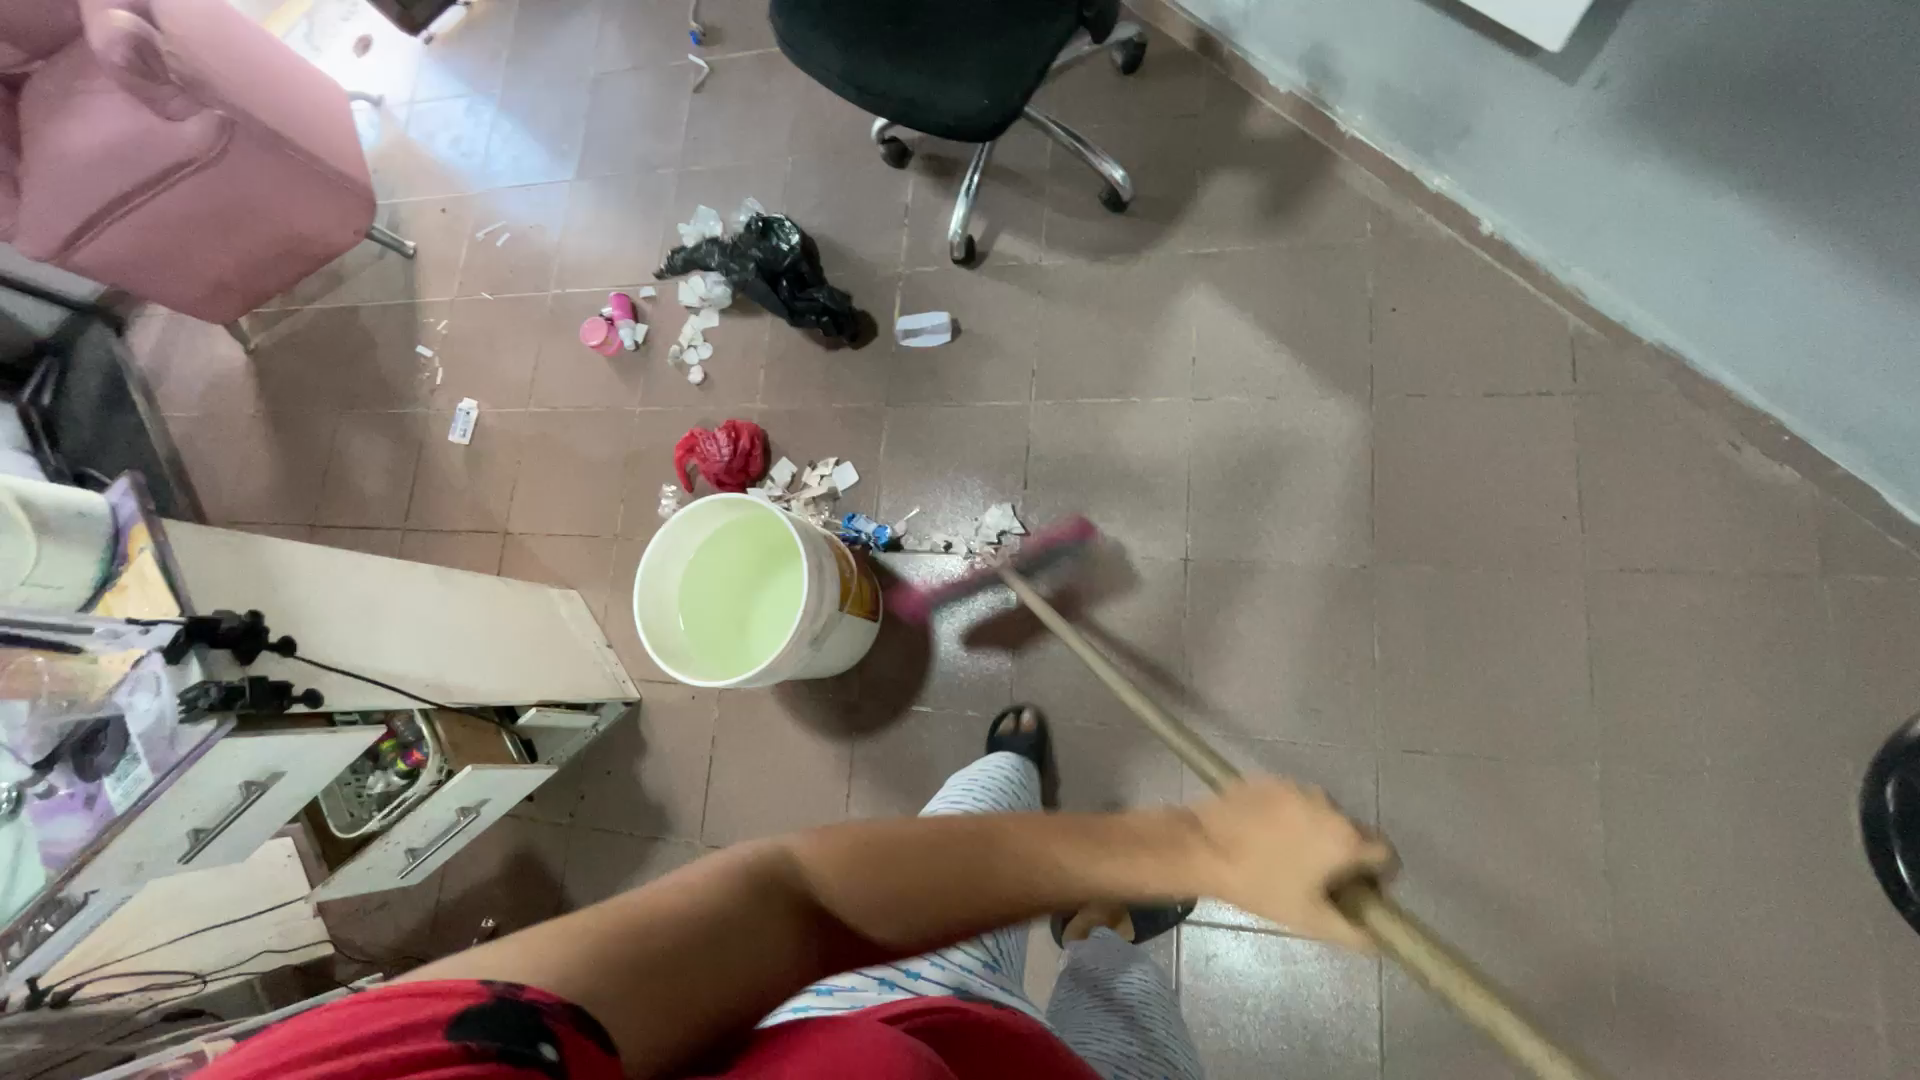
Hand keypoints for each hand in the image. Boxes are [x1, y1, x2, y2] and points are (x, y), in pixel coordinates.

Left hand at [1186, 775, 1396, 949]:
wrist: (1202, 847)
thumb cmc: (1260, 885)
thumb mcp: (1311, 920)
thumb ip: (1354, 933)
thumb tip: (1375, 936)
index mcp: (1346, 837)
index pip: (1384, 854)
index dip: (1377, 875)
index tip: (1357, 891)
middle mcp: (1327, 804)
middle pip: (1351, 831)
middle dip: (1343, 853)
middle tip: (1318, 876)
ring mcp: (1294, 786)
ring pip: (1319, 813)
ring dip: (1314, 831)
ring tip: (1287, 854)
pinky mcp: (1266, 779)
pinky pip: (1289, 800)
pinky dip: (1286, 815)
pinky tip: (1264, 834)